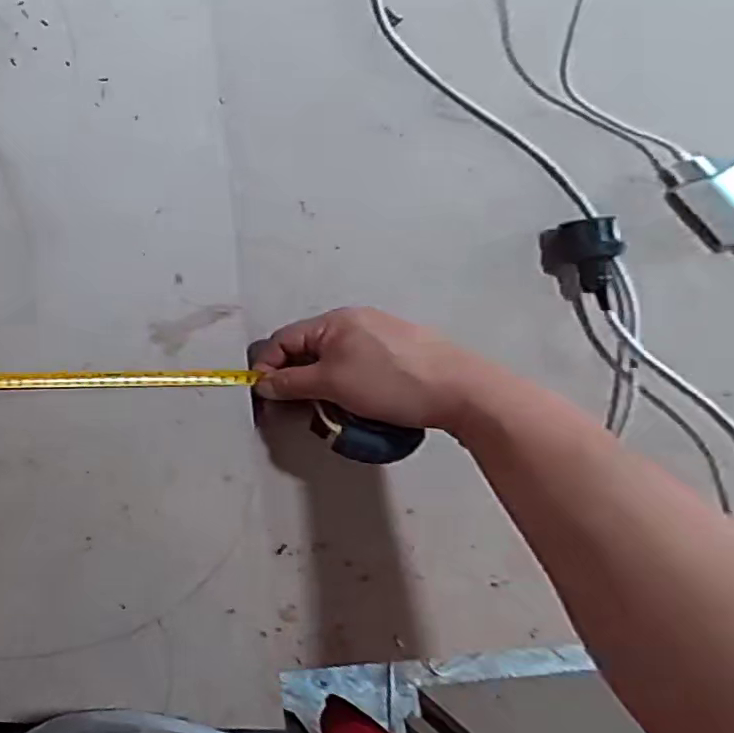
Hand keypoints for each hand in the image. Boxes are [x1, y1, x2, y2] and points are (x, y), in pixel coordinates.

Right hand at [250, 307, 508, 431]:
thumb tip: (263, 384)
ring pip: (333, 362)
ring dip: (324, 388)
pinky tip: (360, 404)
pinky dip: (349, 386)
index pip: (282, 341)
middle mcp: (356, 322)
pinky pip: (358, 367)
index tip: (265, 394)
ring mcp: (382, 336)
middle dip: (298, 381)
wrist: (470, 394)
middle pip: (307, 352)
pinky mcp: (403, 353)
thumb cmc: (394, 383)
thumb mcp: (330, 384)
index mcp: (335, 321)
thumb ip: (288, 383)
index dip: (267, 368)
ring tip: (334, 410)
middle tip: (299, 407)